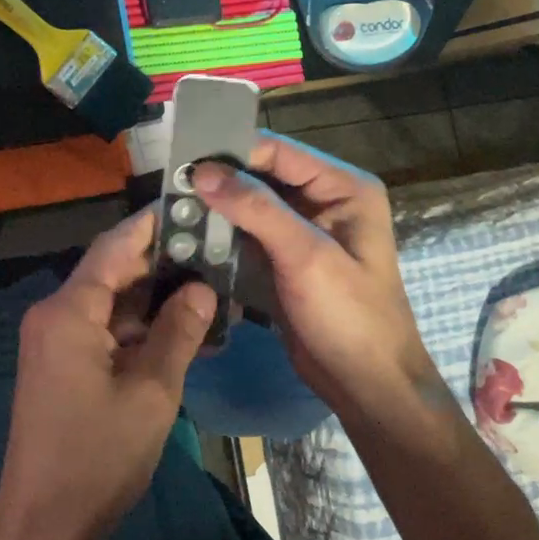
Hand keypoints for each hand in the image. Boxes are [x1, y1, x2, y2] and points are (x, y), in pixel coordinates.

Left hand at [0, 211, 216, 539]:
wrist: (44, 521)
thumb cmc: (97, 454)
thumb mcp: (151, 393)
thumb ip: (177, 334)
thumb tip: (202, 288)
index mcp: (68, 311)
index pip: (112, 248)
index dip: (149, 225)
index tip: (186, 204)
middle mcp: (54, 314)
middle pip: (110, 273)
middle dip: (159, 265)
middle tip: (211, 251)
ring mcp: (54, 340)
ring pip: (109, 304)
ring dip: (152, 302)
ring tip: (207, 291)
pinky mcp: (59, 364)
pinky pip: (101, 331)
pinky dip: (136, 330)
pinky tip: (180, 332)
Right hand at [192, 134, 434, 411]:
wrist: (369, 388)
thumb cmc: (350, 317)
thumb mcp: (305, 257)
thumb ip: (256, 208)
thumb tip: (201, 171)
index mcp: (343, 186)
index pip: (278, 151)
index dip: (231, 152)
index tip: (184, 161)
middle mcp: (324, 198)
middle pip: (260, 173)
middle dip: (218, 179)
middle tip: (170, 184)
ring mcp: (302, 229)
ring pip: (249, 202)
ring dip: (215, 205)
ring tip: (171, 206)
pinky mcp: (284, 257)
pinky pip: (247, 231)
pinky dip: (220, 231)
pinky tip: (188, 233)